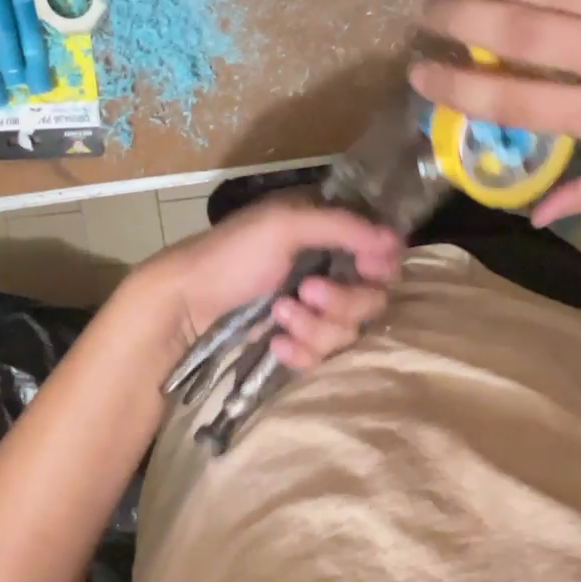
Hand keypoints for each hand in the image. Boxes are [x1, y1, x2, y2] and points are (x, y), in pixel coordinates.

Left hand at [134, 198, 402, 369]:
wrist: (185, 304)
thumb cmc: (232, 255)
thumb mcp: (283, 225)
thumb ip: (342, 227)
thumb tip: (395, 239)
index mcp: (328, 234)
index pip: (383, 254)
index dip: (381, 266)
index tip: (367, 269)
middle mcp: (328, 270)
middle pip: (372, 299)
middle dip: (342, 301)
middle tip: (306, 293)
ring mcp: (313, 310)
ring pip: (347, 332)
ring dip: (315, 327)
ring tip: (279, 317)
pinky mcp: (297, 341)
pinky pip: (323, 356)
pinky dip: (301, 352)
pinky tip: (277, 344)